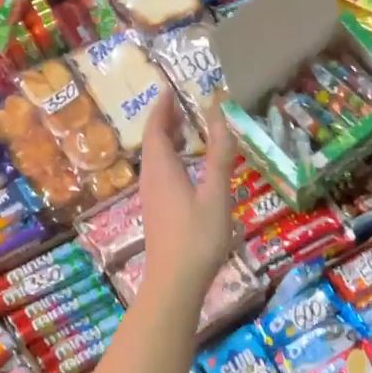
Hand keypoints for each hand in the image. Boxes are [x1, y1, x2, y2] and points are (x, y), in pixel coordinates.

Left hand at [138, 98, 236, 308]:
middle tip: (182, 108)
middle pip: (153, 143)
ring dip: (169, 144)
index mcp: (162, 170)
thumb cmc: (198, 238)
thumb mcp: (216, 195)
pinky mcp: (158, 215)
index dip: (163, 107)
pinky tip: (188, 173)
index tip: (171, 89)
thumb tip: (219, 112)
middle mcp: (151, 180)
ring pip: (156, 162)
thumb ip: (219, 154)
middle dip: (166, 123)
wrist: (175, 283)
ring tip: (187, 135)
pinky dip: (172, 163)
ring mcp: (152, 199)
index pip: (157, 129)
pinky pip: (161, 177)